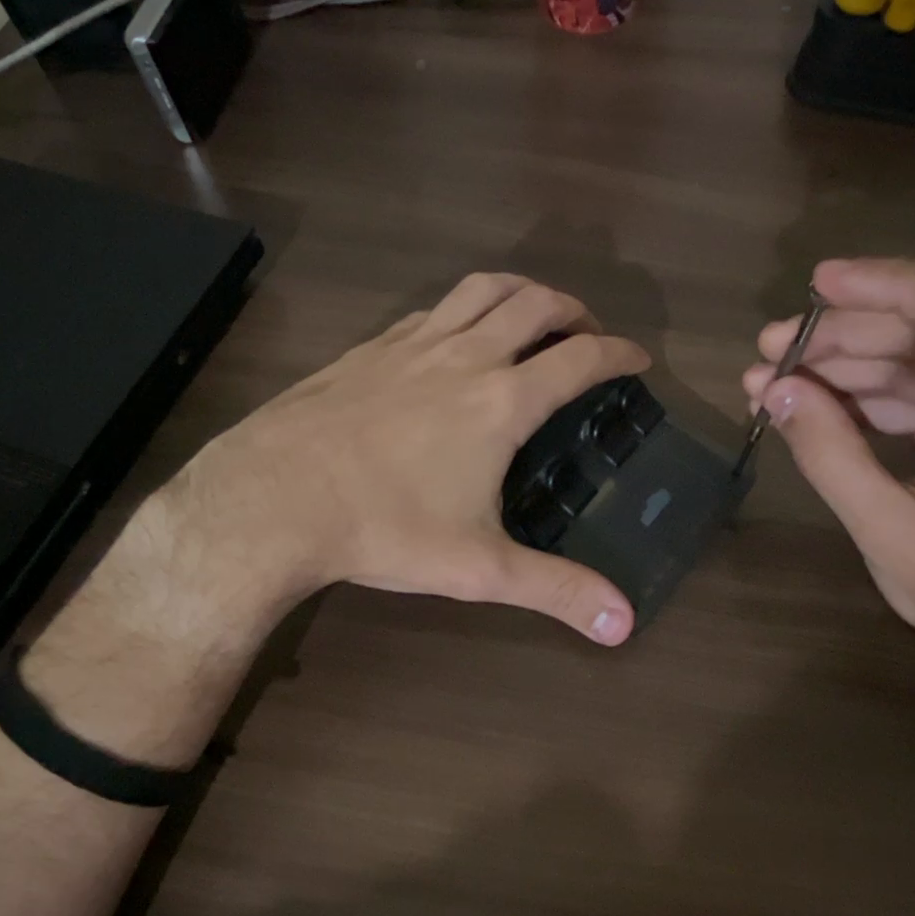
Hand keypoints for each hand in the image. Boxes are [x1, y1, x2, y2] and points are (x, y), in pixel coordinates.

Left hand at [154, 273, 650, 644]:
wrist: (275, 499)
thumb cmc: (385, 528)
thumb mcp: (480, 569)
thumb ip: (557, 591)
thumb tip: (625, 625)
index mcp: (501, 402)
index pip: (580, 359)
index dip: (619, 353)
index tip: (639, 358)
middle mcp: (463, 357)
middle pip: (534, 304)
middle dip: (574, 308)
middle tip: (590, 330)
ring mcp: (410, 346)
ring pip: (479, 290)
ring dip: (519, 290)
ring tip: (533, 310)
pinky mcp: (368, 350)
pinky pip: (430, 311)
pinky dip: (461, 309)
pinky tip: (452, 337)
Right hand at [743, 259, 914, 681]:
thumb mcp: (890, 534)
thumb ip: (832, 457)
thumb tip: (775, 390)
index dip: (894, 289)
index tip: (820, 286)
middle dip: (849, 337)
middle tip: (769, 349)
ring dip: (851, 364)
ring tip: (773, 377)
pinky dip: (873, 392)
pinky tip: (815, 398)